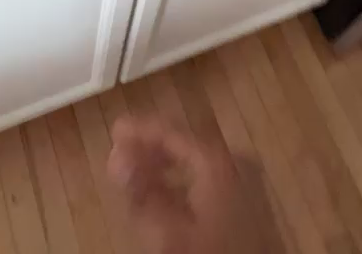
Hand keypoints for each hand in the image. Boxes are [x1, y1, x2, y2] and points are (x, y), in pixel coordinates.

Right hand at [107, 117, 262, 253]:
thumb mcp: (170, 232)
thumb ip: (142, 193)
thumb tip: (116, 158)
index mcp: (217, 159)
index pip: (170, 131)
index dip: (139, 130)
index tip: (114, 129)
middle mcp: (234, 159)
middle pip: (182, 144)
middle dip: (149, 150)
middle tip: (119, 157)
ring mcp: (244, 178)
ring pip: (193, 162)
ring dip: (163, 168)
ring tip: (135, 177)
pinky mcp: (247, 199)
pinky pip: (205, 178)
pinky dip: (181, 182)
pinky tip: (164, 196)